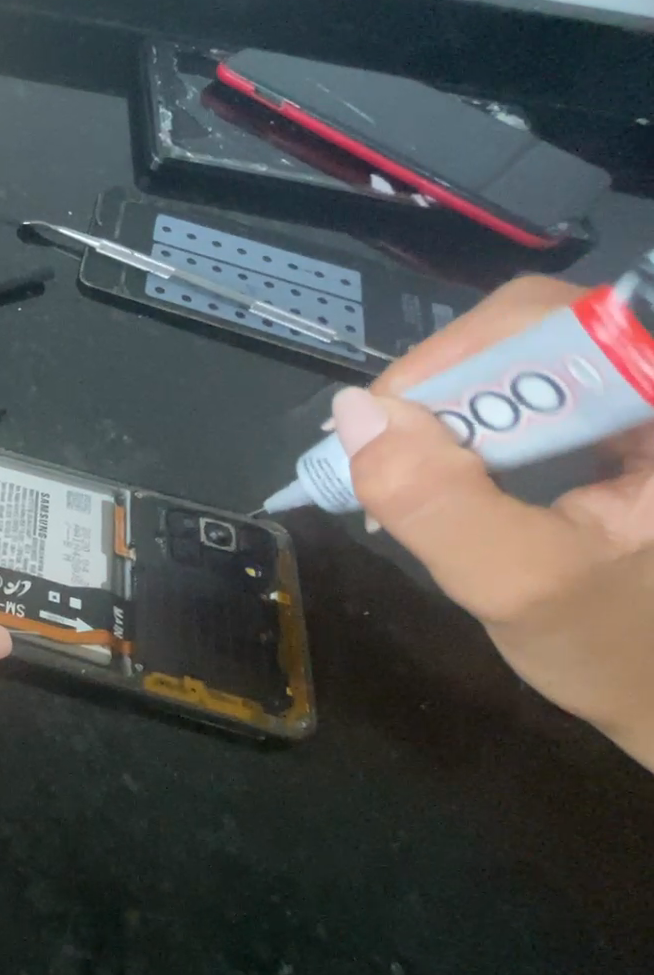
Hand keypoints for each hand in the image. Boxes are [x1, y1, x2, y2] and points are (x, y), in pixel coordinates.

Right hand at [332, 275, 653, 768]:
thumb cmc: (623, 653)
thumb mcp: (518, 582)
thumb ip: (435, 498)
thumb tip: (351, 413)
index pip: (557, 321)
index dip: (455, 358)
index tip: (382, 427)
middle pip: (538, 333)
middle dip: (440, 389)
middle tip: (380, 453)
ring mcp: (644, 406)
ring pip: (524, 362)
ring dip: (443, 411)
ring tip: (401, 468)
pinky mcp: (629, 426)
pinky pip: (533, 393)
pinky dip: (467, 426)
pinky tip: (442, 470)